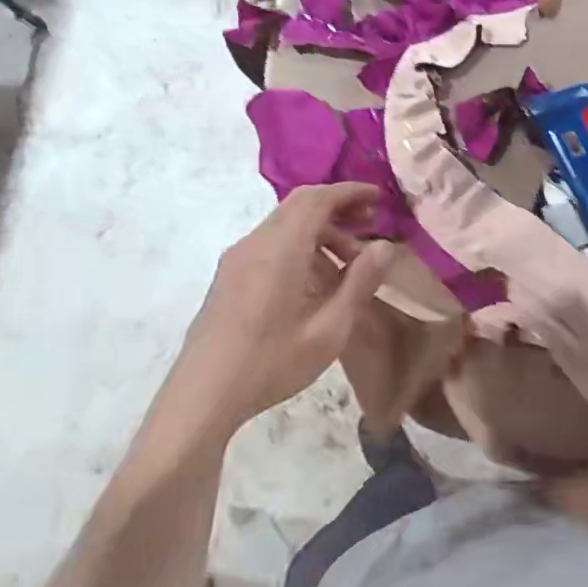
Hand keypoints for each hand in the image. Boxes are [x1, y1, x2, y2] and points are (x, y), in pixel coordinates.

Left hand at [175, 183, 398, 431]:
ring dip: (319, 233)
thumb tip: (385, 247)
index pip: (317, 199)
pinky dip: (299, 247)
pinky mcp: (229, 276)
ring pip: (284, 226)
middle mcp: (255, 243)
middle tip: (370, 225)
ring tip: (349, 265)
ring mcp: (237, 258)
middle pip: (299, 206)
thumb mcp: (329, 330)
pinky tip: (315, 283)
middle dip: (337, 209)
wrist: (202, 394)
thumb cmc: (271, 363)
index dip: (350, 193)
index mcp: (279, 248)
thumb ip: (359, 283)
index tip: (379, 198)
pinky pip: (270, 245)